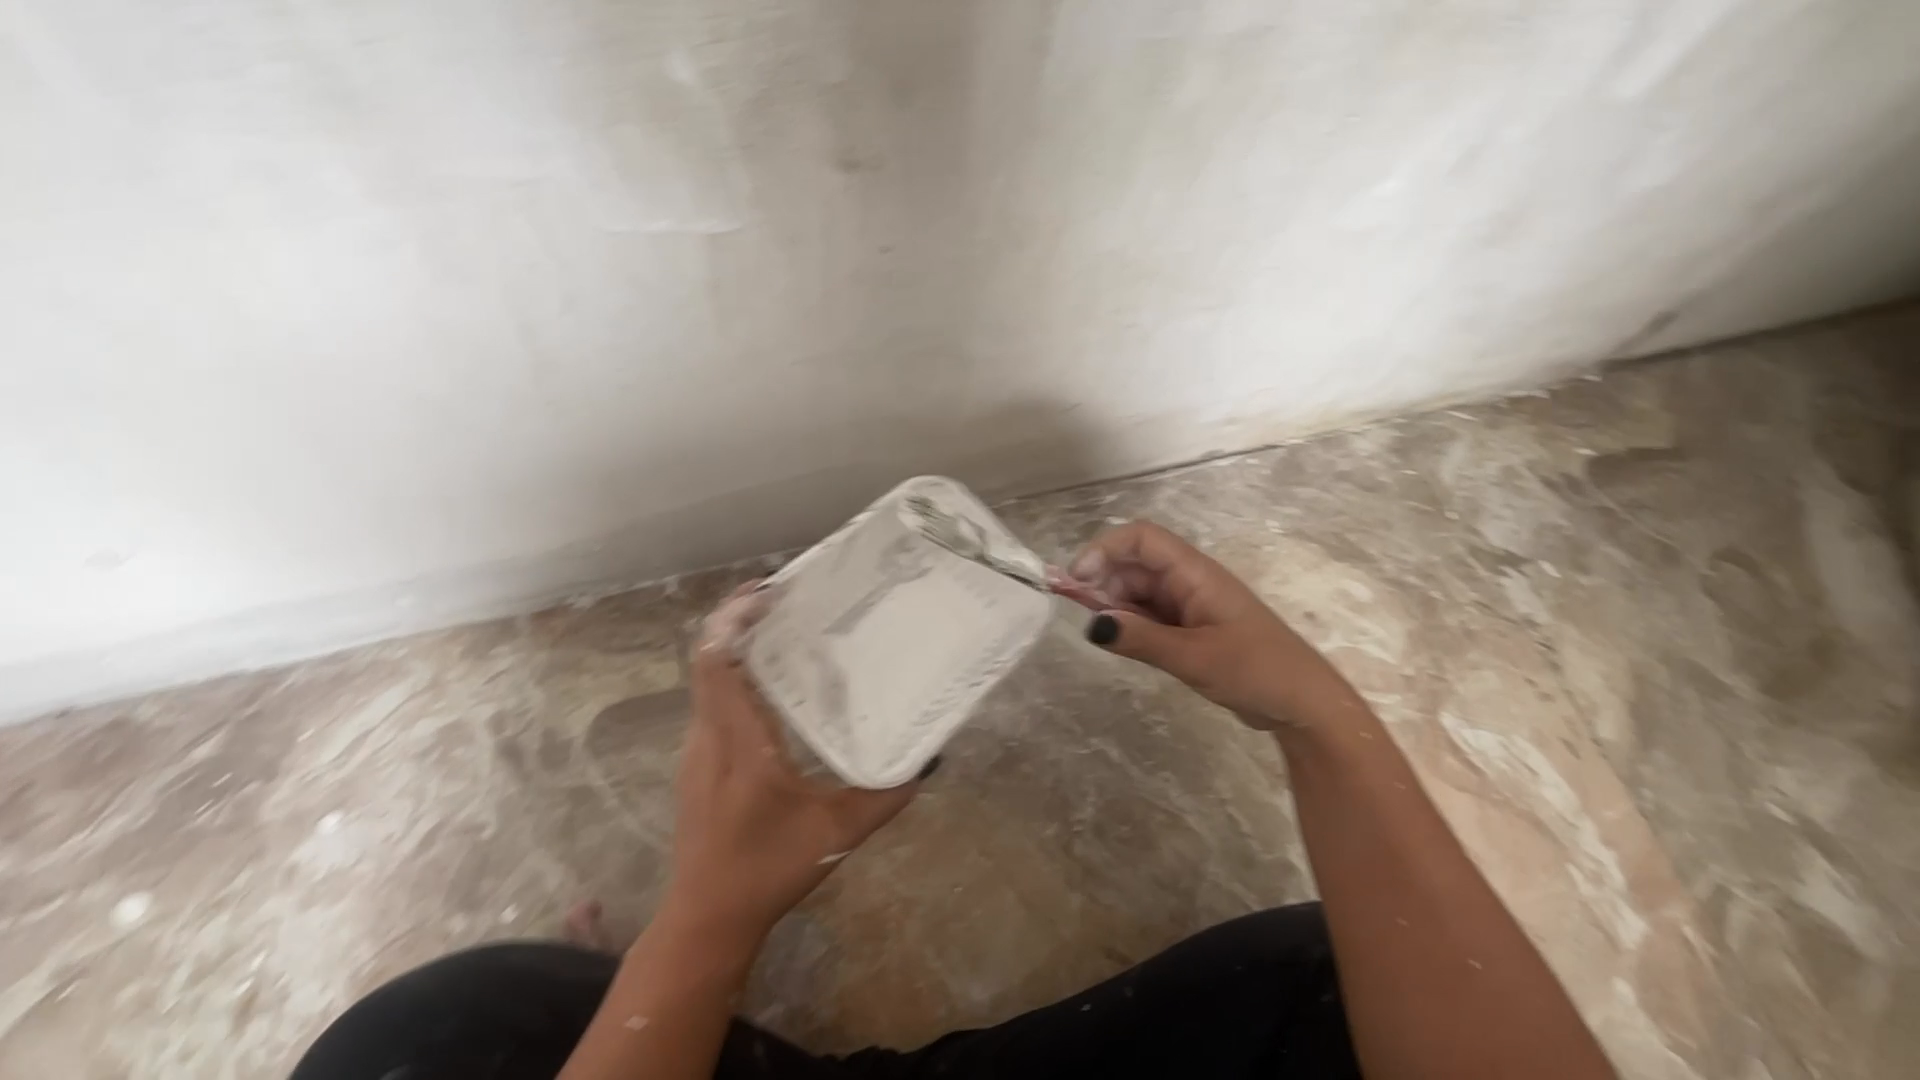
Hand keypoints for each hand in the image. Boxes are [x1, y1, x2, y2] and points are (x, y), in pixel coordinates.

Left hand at [660, 584, 921, 944]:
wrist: (707, 918)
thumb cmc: (768, 869)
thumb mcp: (838, 833)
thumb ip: (886, 795)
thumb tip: (929, 760)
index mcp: (737, 740)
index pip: (717, 660)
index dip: (734, 617)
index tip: (769, 591)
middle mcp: (708, 735)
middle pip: (709, 659)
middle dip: (742, 622)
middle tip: (790, 603)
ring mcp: (696, 751)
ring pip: (708, 681)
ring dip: (738, 650)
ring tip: (787, 636)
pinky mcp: (698, 766)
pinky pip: (712, 704)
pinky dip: (736, 681)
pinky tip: (775, 693)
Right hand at [1054, 521, 1343, 730]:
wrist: (1303, 704)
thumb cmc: (1256, 671)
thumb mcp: (1194, 658)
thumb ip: (1141, 639)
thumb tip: (1092, 625)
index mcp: (1195, 573)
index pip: (1141, 538)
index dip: (1104, 549)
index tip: (1078, 581)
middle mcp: (1190, 581)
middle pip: (1135, 564)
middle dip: (1103, 581)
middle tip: (1085, 616)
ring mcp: (1190, 605)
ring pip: (1139, 590)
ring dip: (1115, 604)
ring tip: (1103, 634)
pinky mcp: (1191, 629)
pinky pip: (1150, 615)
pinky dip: (1130, 623)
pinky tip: (1120, 642)